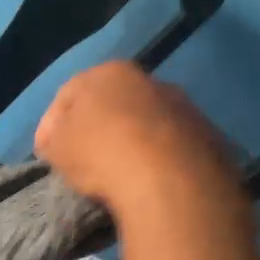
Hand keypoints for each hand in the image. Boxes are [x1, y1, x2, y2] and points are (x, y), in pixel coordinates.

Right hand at [34, 62, 243, 216]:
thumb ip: (55, 137)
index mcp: (110, 73)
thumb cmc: (102, 154)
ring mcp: (189, 110)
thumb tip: (61, 141)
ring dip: (130, 144)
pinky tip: (147, 183)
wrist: (175, 186)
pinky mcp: (215, 141)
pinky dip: (158, 161)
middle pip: (112, 105)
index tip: (44, 153)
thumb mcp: (56, 147)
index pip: (68, 94)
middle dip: (95, 129)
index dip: (50, 125)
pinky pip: (173, 148)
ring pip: (147, 125)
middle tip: (79, 159)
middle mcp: (153, 82)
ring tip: (116, 175)